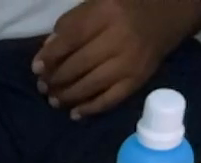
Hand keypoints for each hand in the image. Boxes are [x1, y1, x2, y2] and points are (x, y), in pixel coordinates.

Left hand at [31, 0, 182, 118]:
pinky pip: (109, 100)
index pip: (72, 37)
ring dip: (68, 96)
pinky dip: (89, 109)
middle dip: (57, 78)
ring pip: (91, 85)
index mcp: (107, 12)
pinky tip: (75, 113)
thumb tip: (47, 51)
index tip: (36, 68)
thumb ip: (72, 24)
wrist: (164, 17)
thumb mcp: (96, 5)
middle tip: (43, 87)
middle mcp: (119, 38)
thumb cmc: (122, 10)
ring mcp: (129, 63)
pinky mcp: (135, 82)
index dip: (51, 55)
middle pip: (79, 64)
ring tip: (54, 100)